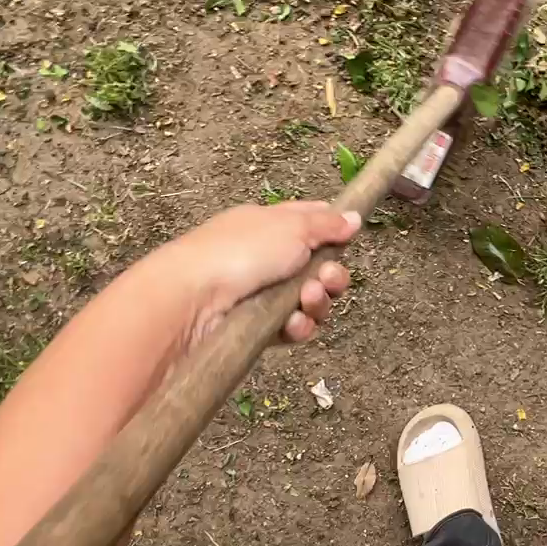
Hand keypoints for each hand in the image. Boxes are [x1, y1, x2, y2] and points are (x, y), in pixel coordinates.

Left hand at [129, 201, 359, 346]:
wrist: (192, 301)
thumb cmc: (240, 251)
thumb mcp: (291, 226)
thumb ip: (327, 224)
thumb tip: (353, 219)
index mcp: (268, 226)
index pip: (308, 222)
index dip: (332, 228)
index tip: (348, 234)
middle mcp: (266, 259)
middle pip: (318, 266)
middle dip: (331, 274)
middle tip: (325, 276)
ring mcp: (262, 294)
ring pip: (311, 299)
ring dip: (318, 300)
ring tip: (307, 299)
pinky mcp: (260, 327)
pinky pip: (295, 327)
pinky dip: (300, 325)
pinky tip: (292, 323)